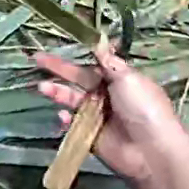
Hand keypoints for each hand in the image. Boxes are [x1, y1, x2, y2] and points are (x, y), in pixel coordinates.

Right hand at [35, 42, 188, 183]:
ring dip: (58, 92)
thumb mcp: (127, 77)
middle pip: (79, 78)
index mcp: (119, 78)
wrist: (151, 150)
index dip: (77, 54)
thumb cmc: (143, 107)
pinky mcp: (91, 135)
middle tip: (36, 58)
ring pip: (73, 99)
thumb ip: (107, 60)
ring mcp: (98, 115)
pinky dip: (66, 119)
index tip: (60, 43)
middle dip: (58, 69)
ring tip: (42, 87)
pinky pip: (74, 123)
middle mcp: (108, 94)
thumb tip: (98, 38)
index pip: (94, 63)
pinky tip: (62, 116)